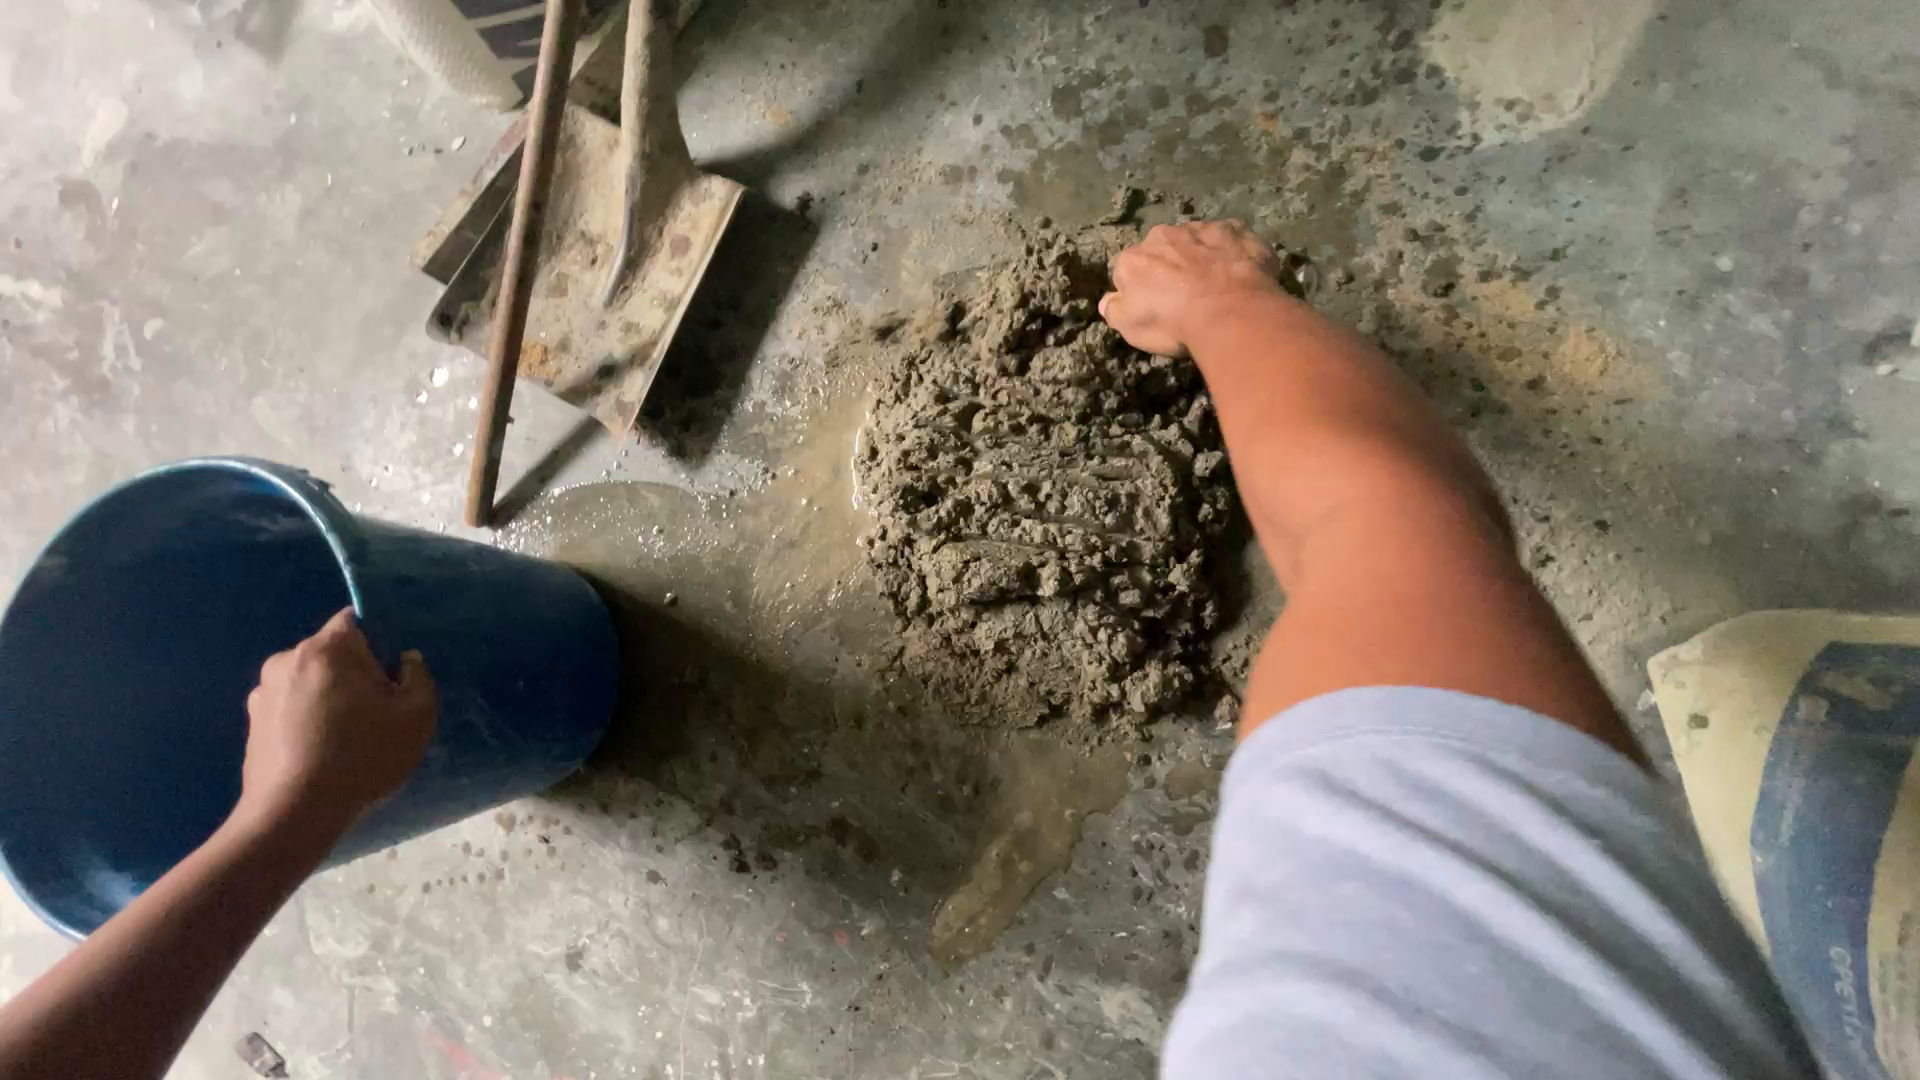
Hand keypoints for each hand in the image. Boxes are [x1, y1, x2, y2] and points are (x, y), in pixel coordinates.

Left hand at [235, 608, 438, 835]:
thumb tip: (404, 660)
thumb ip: (418, 676)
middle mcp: (288, 660)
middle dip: (360, 667)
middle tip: (384, 700)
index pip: (357, 617)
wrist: (294, 814)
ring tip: (356, 728)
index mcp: (329, 649)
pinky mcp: (252, 722)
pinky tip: (330, 744)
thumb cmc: (365, 754)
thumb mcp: (418, 713)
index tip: (399, 663)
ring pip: (314, 678)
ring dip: (335, 692)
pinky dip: (314, 714)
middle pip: (335, 650)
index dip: (384, 635)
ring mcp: (263, 692)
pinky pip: (295, 703)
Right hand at [1099, 220, 1289, 356]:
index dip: (1137, 289)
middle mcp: (1162, 234)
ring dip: (1197, 255)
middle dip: (1167, 266)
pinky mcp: (1235, 229)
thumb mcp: (1130, 328)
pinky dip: (1228, 250)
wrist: (1229, 312)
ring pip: (1193, 240)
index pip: (1126, 270)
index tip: (1150, 306)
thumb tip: (1109, 299)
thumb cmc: (1172, 323)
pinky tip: (1235, 270)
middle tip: (1181, 295)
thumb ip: (1113, 309)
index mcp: (1132, 258)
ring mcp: (1200, 228)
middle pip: (1160, 250)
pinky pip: (1226, 237)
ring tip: (1211, 283)